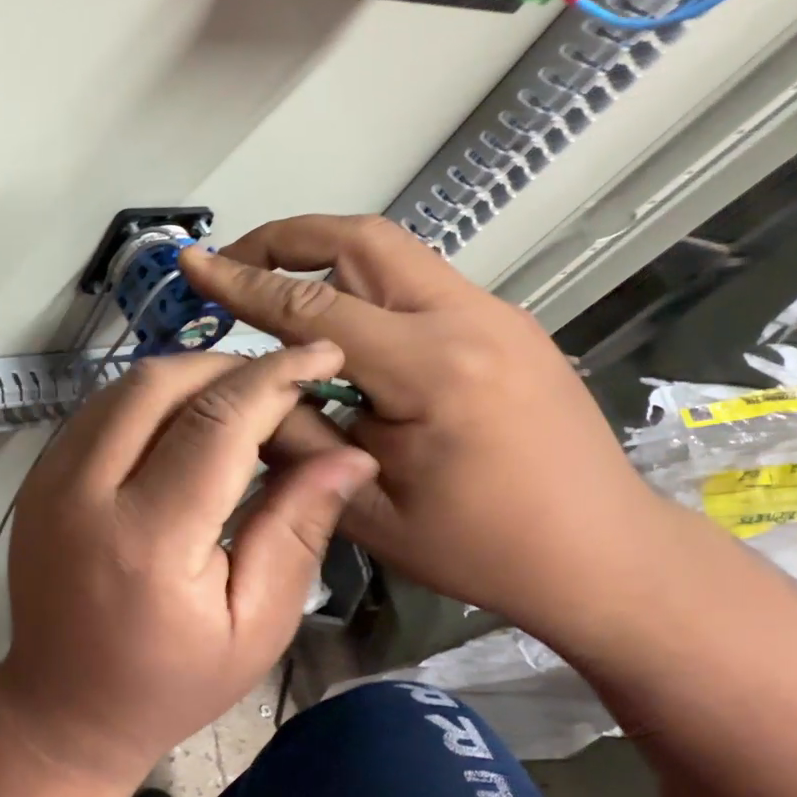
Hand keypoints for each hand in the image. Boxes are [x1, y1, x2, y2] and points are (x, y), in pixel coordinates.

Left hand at [0, 345, 378, 782]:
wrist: (63, 704)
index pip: (216, 422)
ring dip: (186, 379)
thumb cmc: (169, 682)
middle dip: (229, 368)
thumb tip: (348, 453)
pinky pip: (97, 412)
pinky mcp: (36, 478)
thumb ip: (296, 529)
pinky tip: (187, 424)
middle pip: (159, 384)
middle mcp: (83, 492)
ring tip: (243, 404)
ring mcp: (48, 479)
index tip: (323, 355)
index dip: (275, 378)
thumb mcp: (255, 625)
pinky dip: (147, 400)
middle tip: (283, 388)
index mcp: (146, 537)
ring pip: (121, 389)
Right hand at [177, 215, 669, 625]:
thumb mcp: (364, 508)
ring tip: (267, 289)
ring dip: (320, 255)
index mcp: (432, 370)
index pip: (312, 305)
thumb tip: (243, 384)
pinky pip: (413, 278)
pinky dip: (357, 280)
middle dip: (283, 239)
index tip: (191, 263)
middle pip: (361, 239)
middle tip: (229, 267)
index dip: (241, 282)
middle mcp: (468, 320)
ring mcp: (494, 313)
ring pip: (390, 250)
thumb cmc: (480, 549)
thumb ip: (295, 436)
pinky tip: (331, 324)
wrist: (606, 557)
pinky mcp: (502, 323)